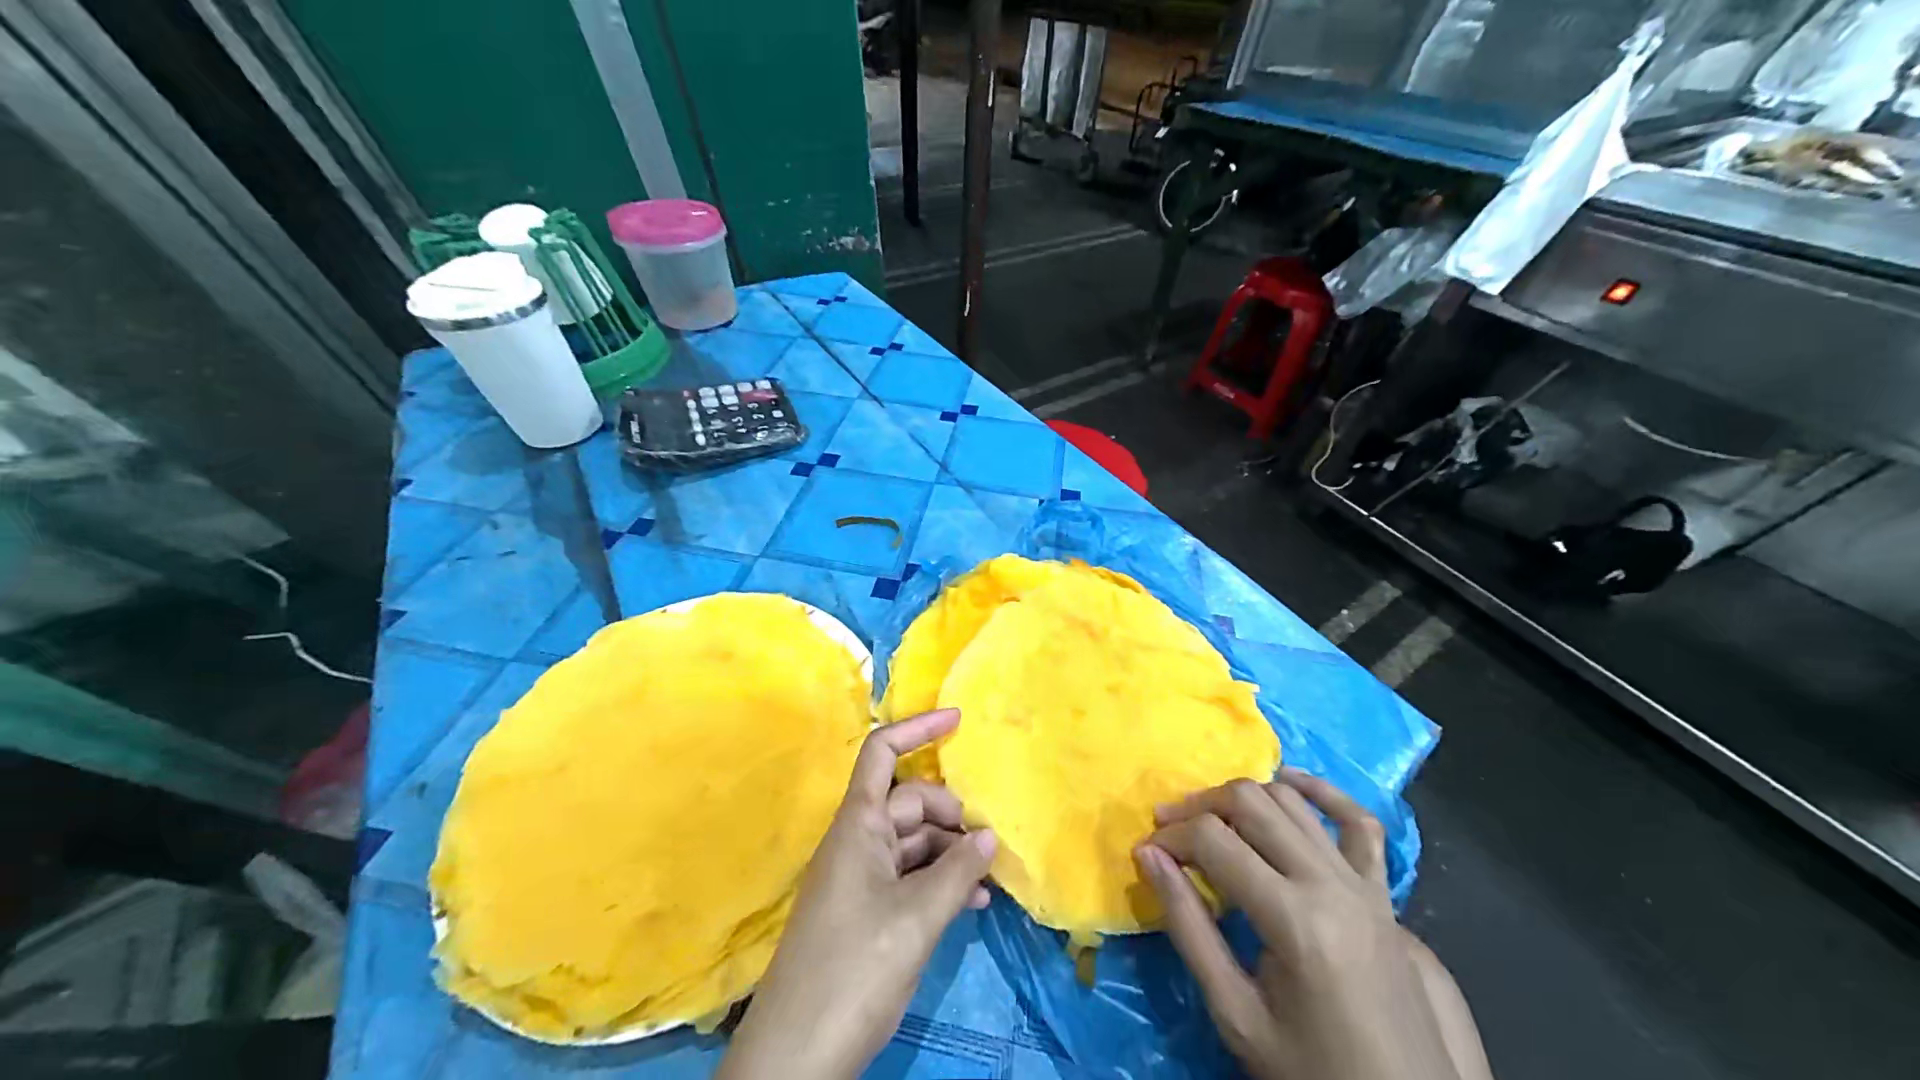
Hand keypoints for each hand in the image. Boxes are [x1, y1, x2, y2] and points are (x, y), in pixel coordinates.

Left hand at [717, 709, 995, 1079]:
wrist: (797, 1054)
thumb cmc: (854, 969)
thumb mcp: (916, 919)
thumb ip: (957, 872)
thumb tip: (988, 836)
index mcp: (858, 825)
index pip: (881, 753)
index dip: (917, 728)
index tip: (958, 719)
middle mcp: (857, 841)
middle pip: (909, 802)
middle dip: (950, 814)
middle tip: (987, 845)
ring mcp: (860, 878)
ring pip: (914, 843)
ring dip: (951, 854)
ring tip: (989, 881)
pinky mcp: (866, 912)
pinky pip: (909, 878)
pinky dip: (940, 883)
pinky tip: (973, 905)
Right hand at [1136, 768, 1490, 1079]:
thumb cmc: (1310, 1068)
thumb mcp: (1235, 1012)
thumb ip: (1188, 927)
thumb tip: (1147, 857)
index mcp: (1294, 919)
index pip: (1214, 841)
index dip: (1171, 838)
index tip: (1145, 854)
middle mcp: (1330, 884)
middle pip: (1251, 804)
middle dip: (1198, 806)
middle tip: (1166, 828)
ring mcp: (1362, 883)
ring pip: (1291, 802)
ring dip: (1242, 797)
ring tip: (1209, 817)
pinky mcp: (1381, 893)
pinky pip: (1358, 822)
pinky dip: (1322, 791)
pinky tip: (1287, 782)